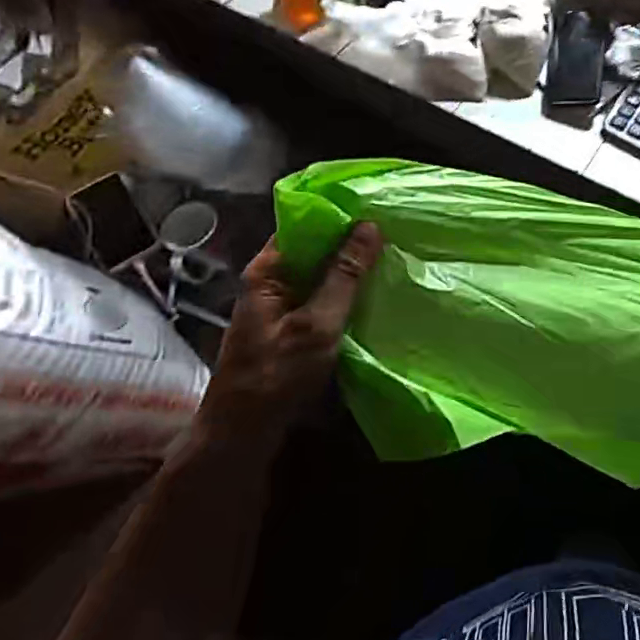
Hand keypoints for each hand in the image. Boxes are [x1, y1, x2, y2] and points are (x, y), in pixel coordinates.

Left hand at [198, 223, 382, 444]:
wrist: (244, 433)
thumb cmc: (276, 375)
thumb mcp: (317, 323)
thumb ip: (344, 276)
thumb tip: (369, 226)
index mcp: (267, 271)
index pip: (303, 224)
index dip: (338, 214)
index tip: (376, 207)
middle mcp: (272, 281)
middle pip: (315, 248)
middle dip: (351, 241)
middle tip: (395, 230)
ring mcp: (283, 304)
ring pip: (323, 273)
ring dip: (353, 268)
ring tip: (393, 255)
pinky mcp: (295, 325)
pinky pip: (325, 296)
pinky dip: (348, 292)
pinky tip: (376, 291)